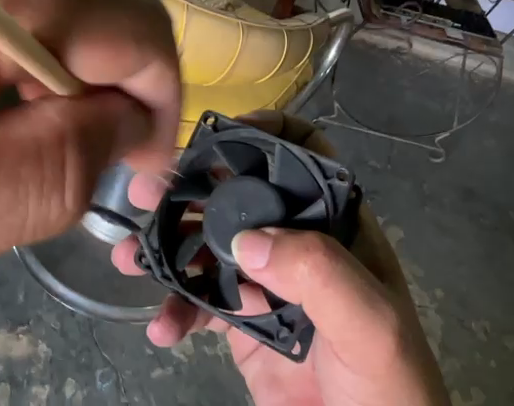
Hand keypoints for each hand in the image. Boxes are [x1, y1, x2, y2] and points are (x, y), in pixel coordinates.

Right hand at [110, 114, 448, 405]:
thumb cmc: (388, 390)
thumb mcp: (371, 325)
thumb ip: (318, 272)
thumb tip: (246, 238)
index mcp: (337, 227)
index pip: (304, 156)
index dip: (266, 133)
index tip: (218, 135)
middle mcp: (300, 245)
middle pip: (241, 195)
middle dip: (190, 187)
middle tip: (144, 190)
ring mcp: (268, 286)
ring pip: (210, 245)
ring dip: (165, 246)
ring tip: (125, 256)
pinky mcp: (244, 329)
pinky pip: (200, 303)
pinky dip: (174, 310)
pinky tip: (161, 328)